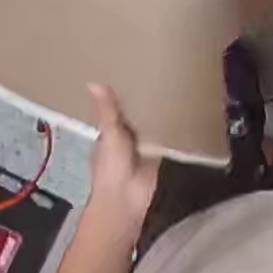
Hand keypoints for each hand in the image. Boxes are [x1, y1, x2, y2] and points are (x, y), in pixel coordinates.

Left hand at [86, 83, 159, 220]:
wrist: (128, 197)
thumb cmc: (112, 165)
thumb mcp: (109, 132)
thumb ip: (106, 110)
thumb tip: (93, 81)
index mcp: (106, 135)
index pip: (112, 113)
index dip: (118, 99)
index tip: (127, 75)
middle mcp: (121, 141)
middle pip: (130, 120)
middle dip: (139, 107)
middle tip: (154, 78)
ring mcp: (138, 150)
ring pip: (146, 129)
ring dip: (154, 118)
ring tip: (169, 91)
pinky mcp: (155, 157)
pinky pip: (161, 141)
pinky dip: (166, 132)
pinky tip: (178, 115)